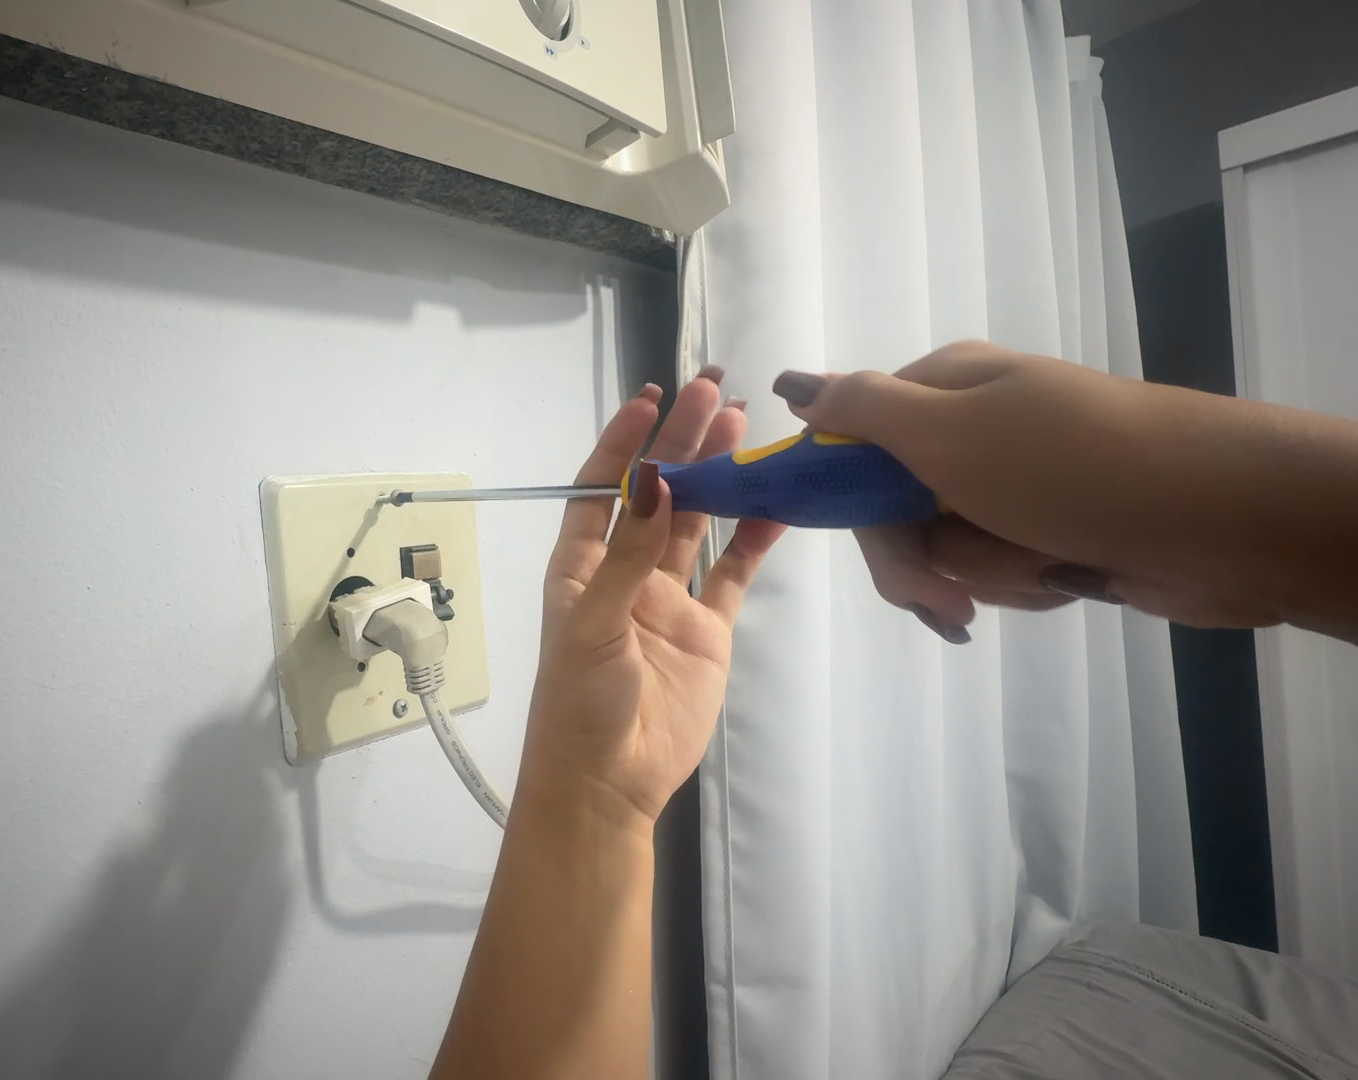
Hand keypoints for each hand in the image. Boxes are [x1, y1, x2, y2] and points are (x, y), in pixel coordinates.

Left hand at [521, 372, 785, 825]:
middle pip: (655, 495)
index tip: (650, 398)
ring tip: (746, 427)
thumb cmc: (581, 700)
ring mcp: (667, 599)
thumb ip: (629, 553)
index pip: (600, 488)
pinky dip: (754, 539)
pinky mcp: (706, 629)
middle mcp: (624, 573)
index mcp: (581, 566)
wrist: (609, 778)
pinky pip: (733, 574)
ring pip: (696, 525)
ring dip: (718, 479)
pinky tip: (776, 502)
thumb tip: (655, 478)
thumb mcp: (594, 621)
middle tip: (715, 392)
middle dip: (680, 445)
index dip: (623, 442)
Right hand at [772, 341, 1357, 642]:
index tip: (876, 542)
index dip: (849, 502)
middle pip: (890, 510)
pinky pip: (990, 568)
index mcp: (941, 391)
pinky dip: (1020, 581)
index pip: (849, 449)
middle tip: (945, 599)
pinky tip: (1066, 574)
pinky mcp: (1045, 527)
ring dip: (982, 571)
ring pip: (941, 546)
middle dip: (920, 560)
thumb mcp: (946, 430)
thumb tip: (790, 384)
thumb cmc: (1073, 466)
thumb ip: (858, 409)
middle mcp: (969, 431)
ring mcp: (1008, 481)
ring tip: (1044, 565)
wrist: (1236, 522)